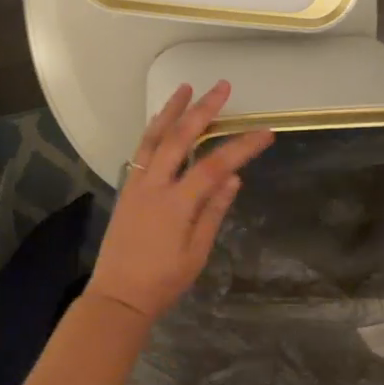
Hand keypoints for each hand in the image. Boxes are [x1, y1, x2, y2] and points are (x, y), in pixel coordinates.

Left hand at [88, 81, 273, 320]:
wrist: (118, 297)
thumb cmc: (162, 283)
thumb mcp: (196, 254)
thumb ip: (213, 213)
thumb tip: (233, 179)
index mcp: (176, 204)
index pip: (215, 166)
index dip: (242, 147)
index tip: (265, 132)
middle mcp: (154, 186)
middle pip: (181, 139)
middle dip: (203, 110)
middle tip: (221, 87)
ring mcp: (136, 186)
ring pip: (154, 139)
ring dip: (171, 111)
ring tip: (185, 88)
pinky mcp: (126, 191)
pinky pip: (141, 153)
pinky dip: (153, 132)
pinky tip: (161, 123)